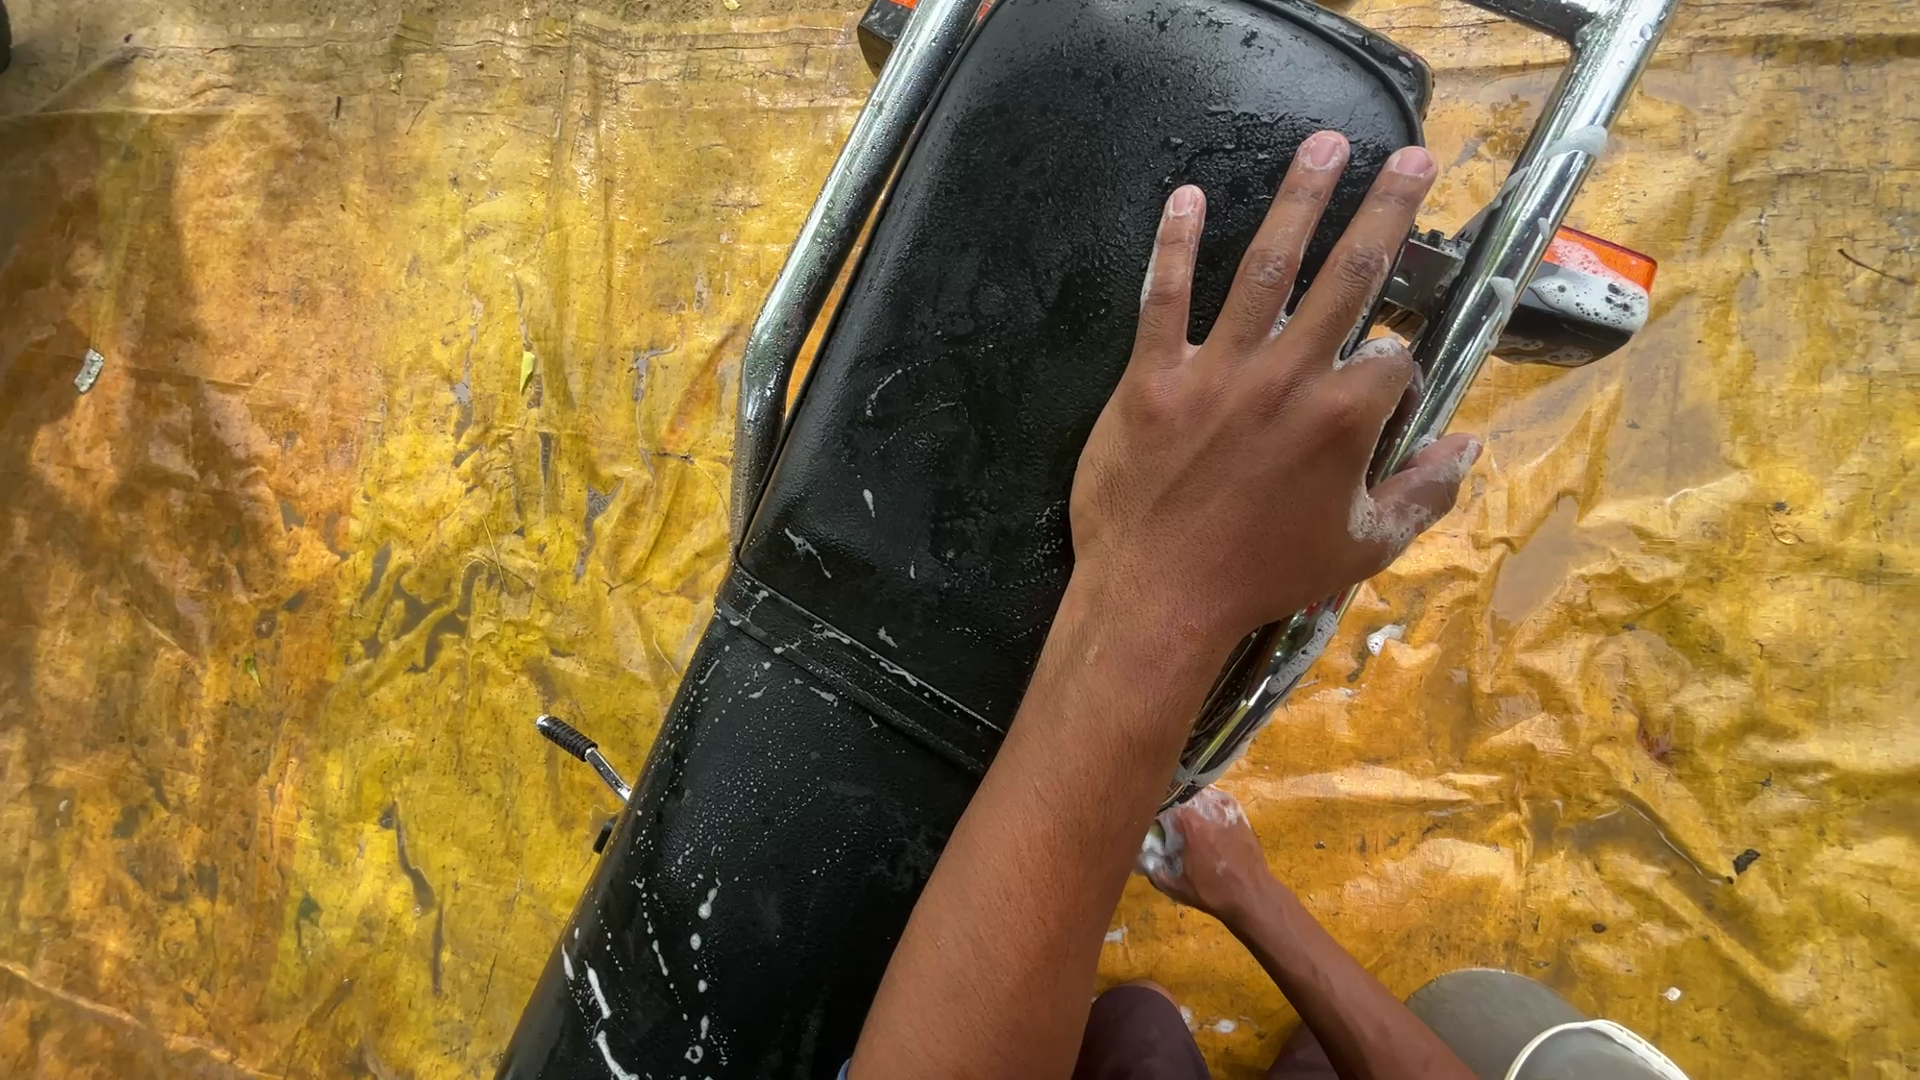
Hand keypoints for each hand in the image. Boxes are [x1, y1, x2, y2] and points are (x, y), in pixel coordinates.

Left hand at [1069, 131, 1479, 649]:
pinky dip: (1174, 247)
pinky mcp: (1152, 379)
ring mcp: (1217, 372)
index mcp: (1345, 418)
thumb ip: (1424, 497)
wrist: (1157, 595)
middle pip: (1352, 276)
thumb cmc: (1258, 579)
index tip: (1379, 383)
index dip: (1395, 368)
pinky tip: (1186, 198)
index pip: (1394, 358)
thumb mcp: (1361, 552)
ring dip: (1299, 202)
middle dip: (1388, 212)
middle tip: (1411, 157)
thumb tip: (1471, 448)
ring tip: (1322, 147)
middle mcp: (1288, 377)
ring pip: (1267, 270)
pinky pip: (1164, 300)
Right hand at [1141, 787, 1284, 925]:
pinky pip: (1222, 799)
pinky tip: (1208, 808)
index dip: (1160, 811)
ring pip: (1204, 794)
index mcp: (1190, 825)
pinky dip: (1212, 800)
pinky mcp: (1241, 817)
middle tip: (1172, 815)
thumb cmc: (1214, 893)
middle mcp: (1208, 812)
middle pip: (1185, 796)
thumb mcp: (1178, 888)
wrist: (1253, 898)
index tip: (1156, 820)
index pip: (1167, 805)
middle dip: (1176, 802)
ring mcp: (1227, 812)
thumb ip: (1155, 871)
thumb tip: (1139, 858)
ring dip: (1193, 798)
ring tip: (1188, 808)